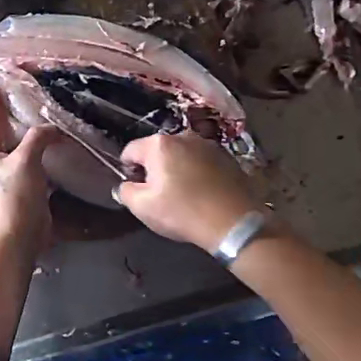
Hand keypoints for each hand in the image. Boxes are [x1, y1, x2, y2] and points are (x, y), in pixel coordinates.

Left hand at [0, 86, 60, 250]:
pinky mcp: (28, 191)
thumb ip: (38, 138)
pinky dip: (47, 157)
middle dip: (14, 118)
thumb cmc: (15, 197)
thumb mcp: (25, 160)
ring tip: (45, 121)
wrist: (21, 237)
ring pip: (24, 151)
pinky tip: (59, 151)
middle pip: (7, 135)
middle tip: (22, 98)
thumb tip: (53, 129)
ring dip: (34, 138)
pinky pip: (38, 167)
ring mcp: (12, 179)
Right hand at [115, 133, 261, 253]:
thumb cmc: (183, 212)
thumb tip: (127, 185)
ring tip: (184, 194)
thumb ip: (125, 191)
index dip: (128, 171)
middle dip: (154, 168)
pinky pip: (202, 161)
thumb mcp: (142, 207)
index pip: (130, 151)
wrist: (235, 224)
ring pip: (181, 155)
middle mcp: (183, 136)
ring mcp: (209, 145)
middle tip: (159, 194)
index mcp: (159, 145)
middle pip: (156, 151)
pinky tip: (202, 193)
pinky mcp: (228, 157)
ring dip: (177, 169)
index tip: (137, 189)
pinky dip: (197, 173)